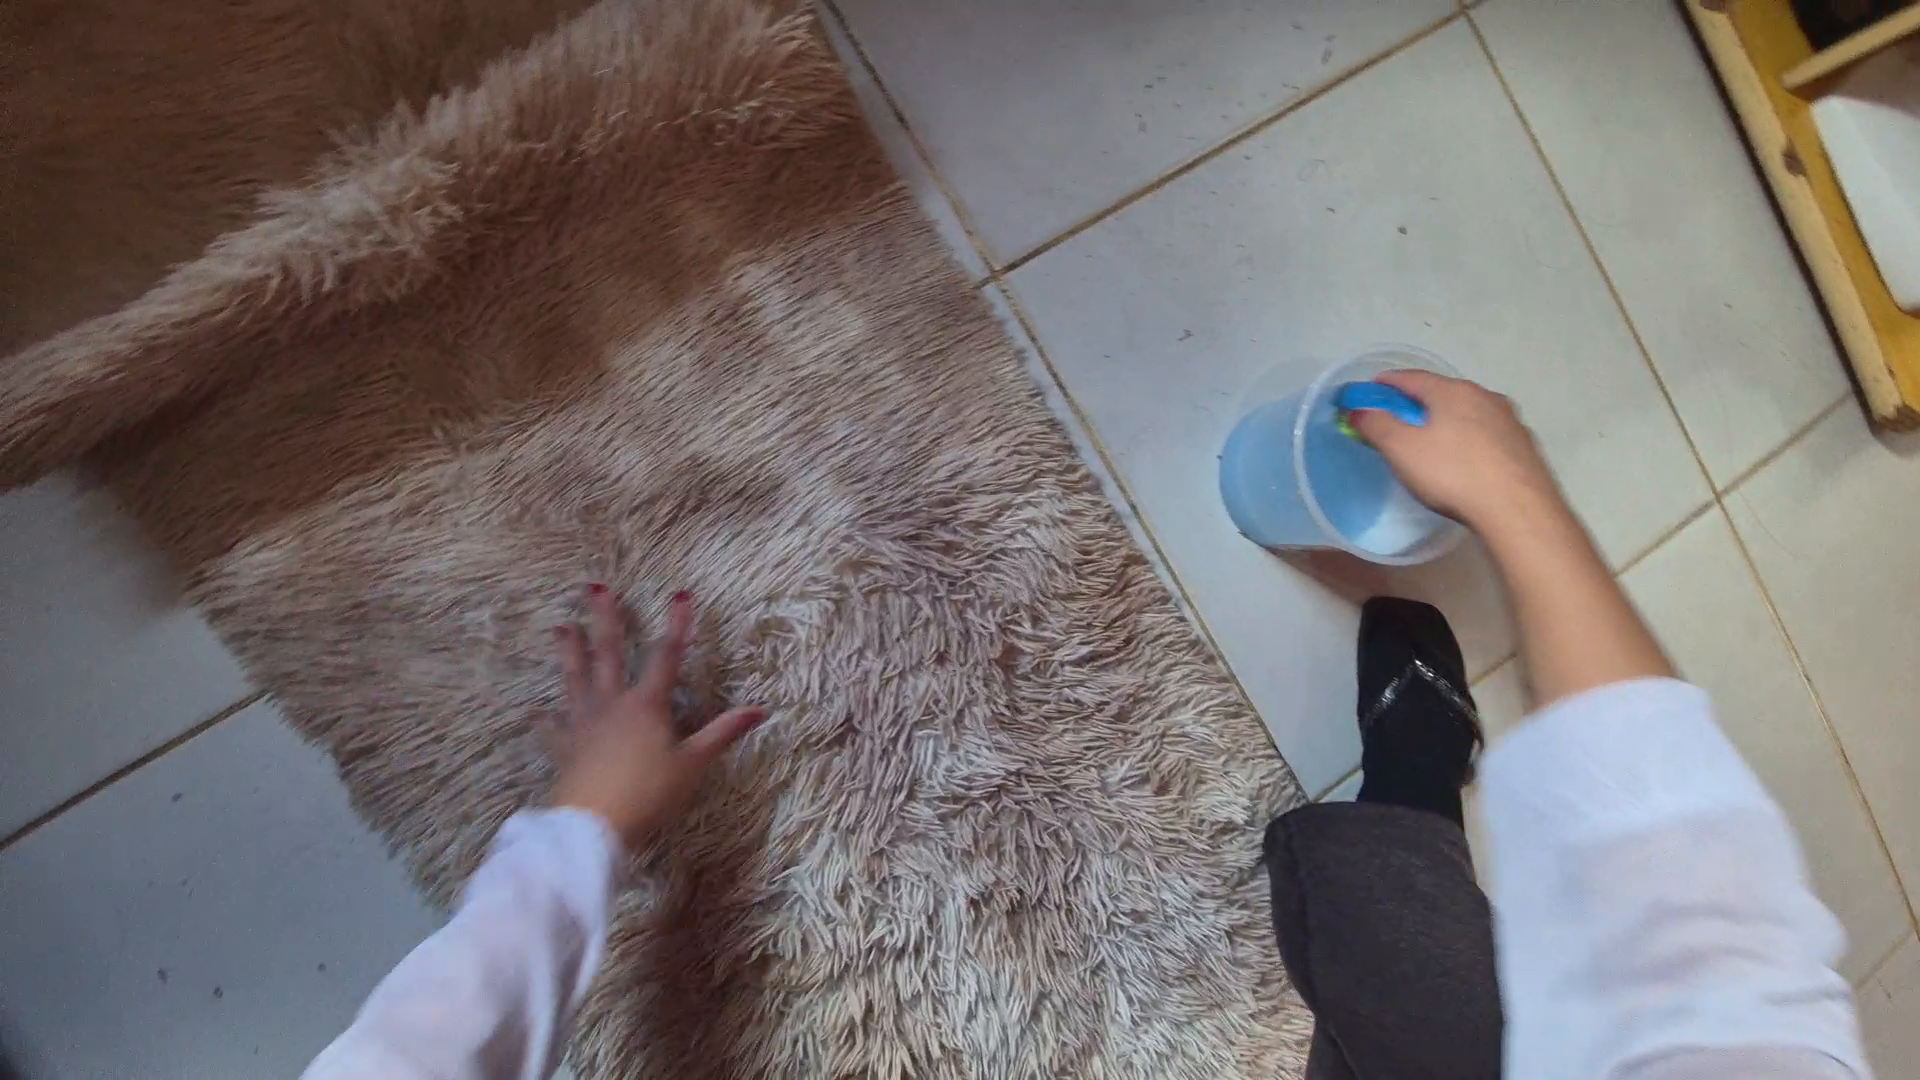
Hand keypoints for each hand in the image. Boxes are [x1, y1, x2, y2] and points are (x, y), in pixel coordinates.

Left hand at [549, 586, 765, 849]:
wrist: (592, 829)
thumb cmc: (649, 793)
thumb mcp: (694, 763)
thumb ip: (724, 733)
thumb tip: (761, 710)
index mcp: (646, 704)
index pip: (667, 655)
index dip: (678, 624)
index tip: (681, 594)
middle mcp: (612, 704)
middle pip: (609, 653)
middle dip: (605, 619)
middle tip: (594, 588)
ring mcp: (584, 725)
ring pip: (575, 680)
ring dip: (570, 652)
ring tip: (560, 628)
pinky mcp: (565, 749)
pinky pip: (554, 729)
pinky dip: (547, 720)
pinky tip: (539, 713)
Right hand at [1347, 370, 1567, 536]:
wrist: (1518, 510)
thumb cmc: (1452, 473)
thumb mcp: (1400, 449)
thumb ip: (1376, 425)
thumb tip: (1359, 410)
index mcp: (1454, 392)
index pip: (1411, 378)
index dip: (1385, 384)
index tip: (1367, 394)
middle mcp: (1486, 397)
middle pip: (1441, 393)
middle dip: (1414, 403)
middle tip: (1394, 421)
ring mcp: (1509, 420)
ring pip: (1466, 412)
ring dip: (1443, 419)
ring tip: (1427, 441)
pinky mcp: (1523, 445)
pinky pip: (1484, 432)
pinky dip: (1465, 437)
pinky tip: (1459, 460)